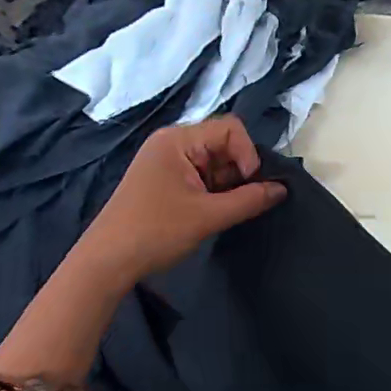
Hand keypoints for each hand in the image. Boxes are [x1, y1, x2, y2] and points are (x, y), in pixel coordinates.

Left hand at [74, 116, 286, 286]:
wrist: (107, 262)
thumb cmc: (156, 232)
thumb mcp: (208, 216)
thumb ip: (249, 200)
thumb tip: (282, 189)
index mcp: (178, 140)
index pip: (230, 128)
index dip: (248, 154)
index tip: (251, 185)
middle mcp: (172, 143)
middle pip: (223, 144)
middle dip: (239, 172)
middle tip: (241, 203)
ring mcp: (167, 163)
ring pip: (214, 164)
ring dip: (227, 185)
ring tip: (224, 212)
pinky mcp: (165, 182)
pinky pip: (201, 177)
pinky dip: (214, 193)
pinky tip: (212, 214)